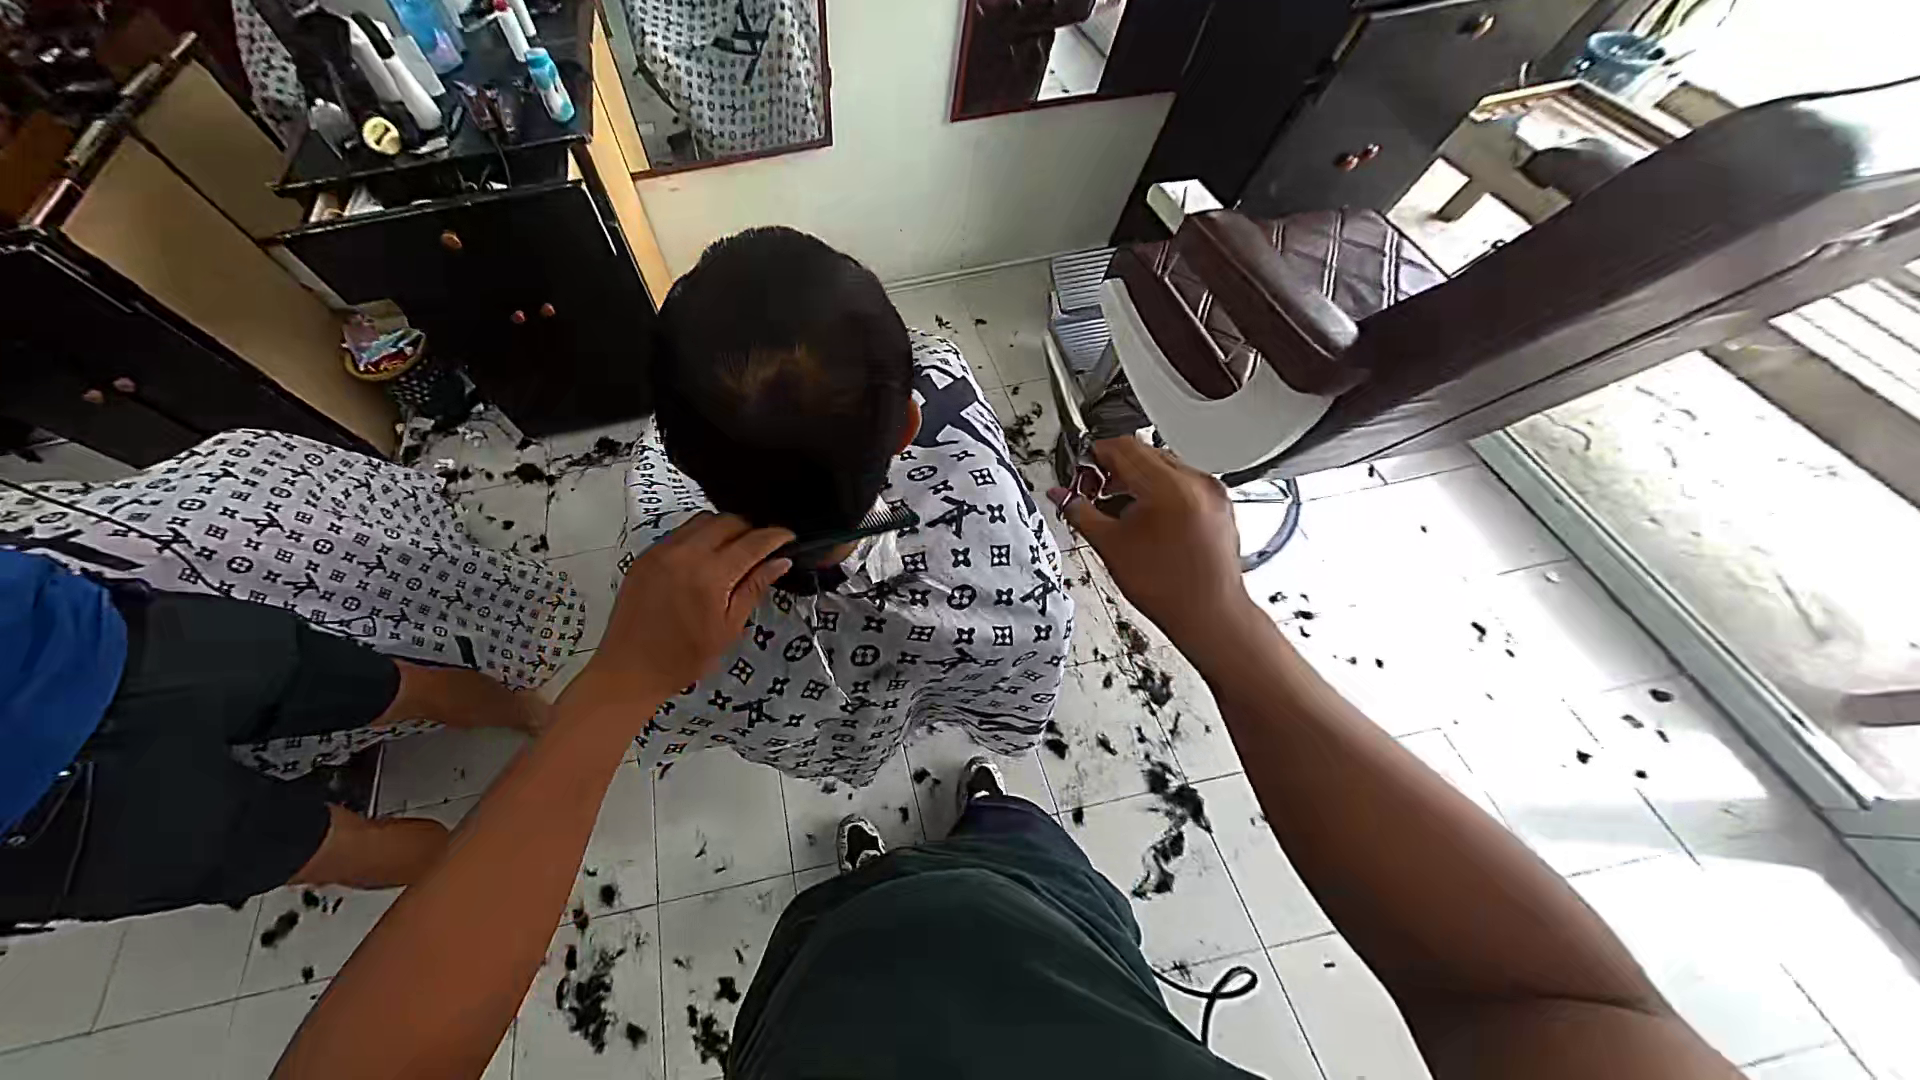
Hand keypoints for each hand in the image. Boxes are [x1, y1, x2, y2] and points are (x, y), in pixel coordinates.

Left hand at [565, 513, 791, 716]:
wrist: (630, 670)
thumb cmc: (685, 657)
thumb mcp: (729, 626)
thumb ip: (754, 587)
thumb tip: (780, 562)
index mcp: (710, 575)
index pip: (753, 542)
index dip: (776, 537)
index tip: (789, 538)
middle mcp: (685, 554)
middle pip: (728, 522)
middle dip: (751, 530)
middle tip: (763, 549)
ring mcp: (661, 552)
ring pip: (703, 520)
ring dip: (725, 528)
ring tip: (735, 551)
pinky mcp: (646, 556)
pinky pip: (680, 532)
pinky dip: (700, 536)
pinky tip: (707, 558)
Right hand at [1052, 438, 1258, 647]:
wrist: (1208, 614)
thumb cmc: (1167, 588)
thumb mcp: (1110, 545)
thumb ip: (1080, 511)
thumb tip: (1061, 495)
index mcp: (1166, 486)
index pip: (1123, 447)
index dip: (1096, 455)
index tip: (1083, 468)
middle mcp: (1194, 482)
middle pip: (1144, 453)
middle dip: (1115, 469)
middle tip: (1095, 490)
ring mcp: (1210, 492)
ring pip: (1164, 467)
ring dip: (1138, 479)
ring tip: (1120, 507)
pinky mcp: (1218, 504)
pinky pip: (1184, 483)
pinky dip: (1161, 491)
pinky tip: (1146, 517)